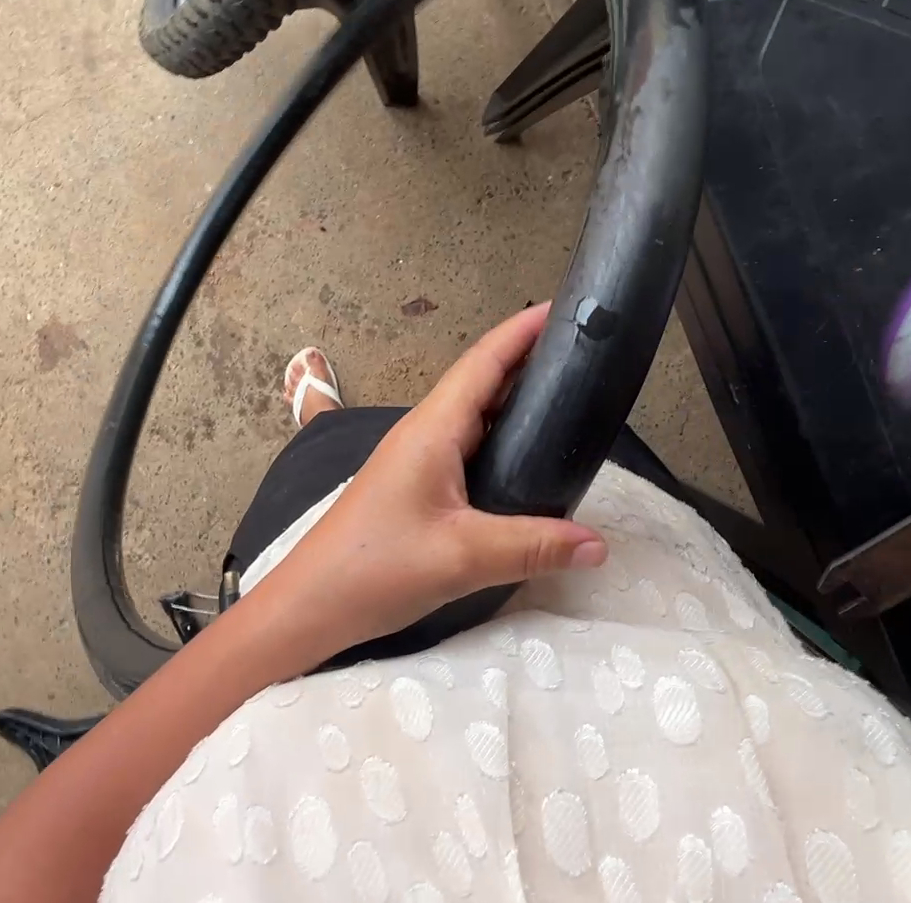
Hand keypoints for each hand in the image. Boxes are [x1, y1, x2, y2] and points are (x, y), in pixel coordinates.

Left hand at [243, 302, 605, 664]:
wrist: (310, 603)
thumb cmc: (376, 568)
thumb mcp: (462, 557)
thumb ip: (533, 546)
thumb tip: (600, 544)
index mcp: (432, 430)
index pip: (483, 363)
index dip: (522, 331)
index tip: (561, 307)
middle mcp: (422, 433)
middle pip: (479, 380)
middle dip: (525, 357)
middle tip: (579, 350)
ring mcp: (414, 458)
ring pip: (471, 413)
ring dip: (511, 395)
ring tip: (561, 391)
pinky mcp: (412, 484)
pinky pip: (463, 444)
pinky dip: (497, 433)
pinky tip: (520, 453)